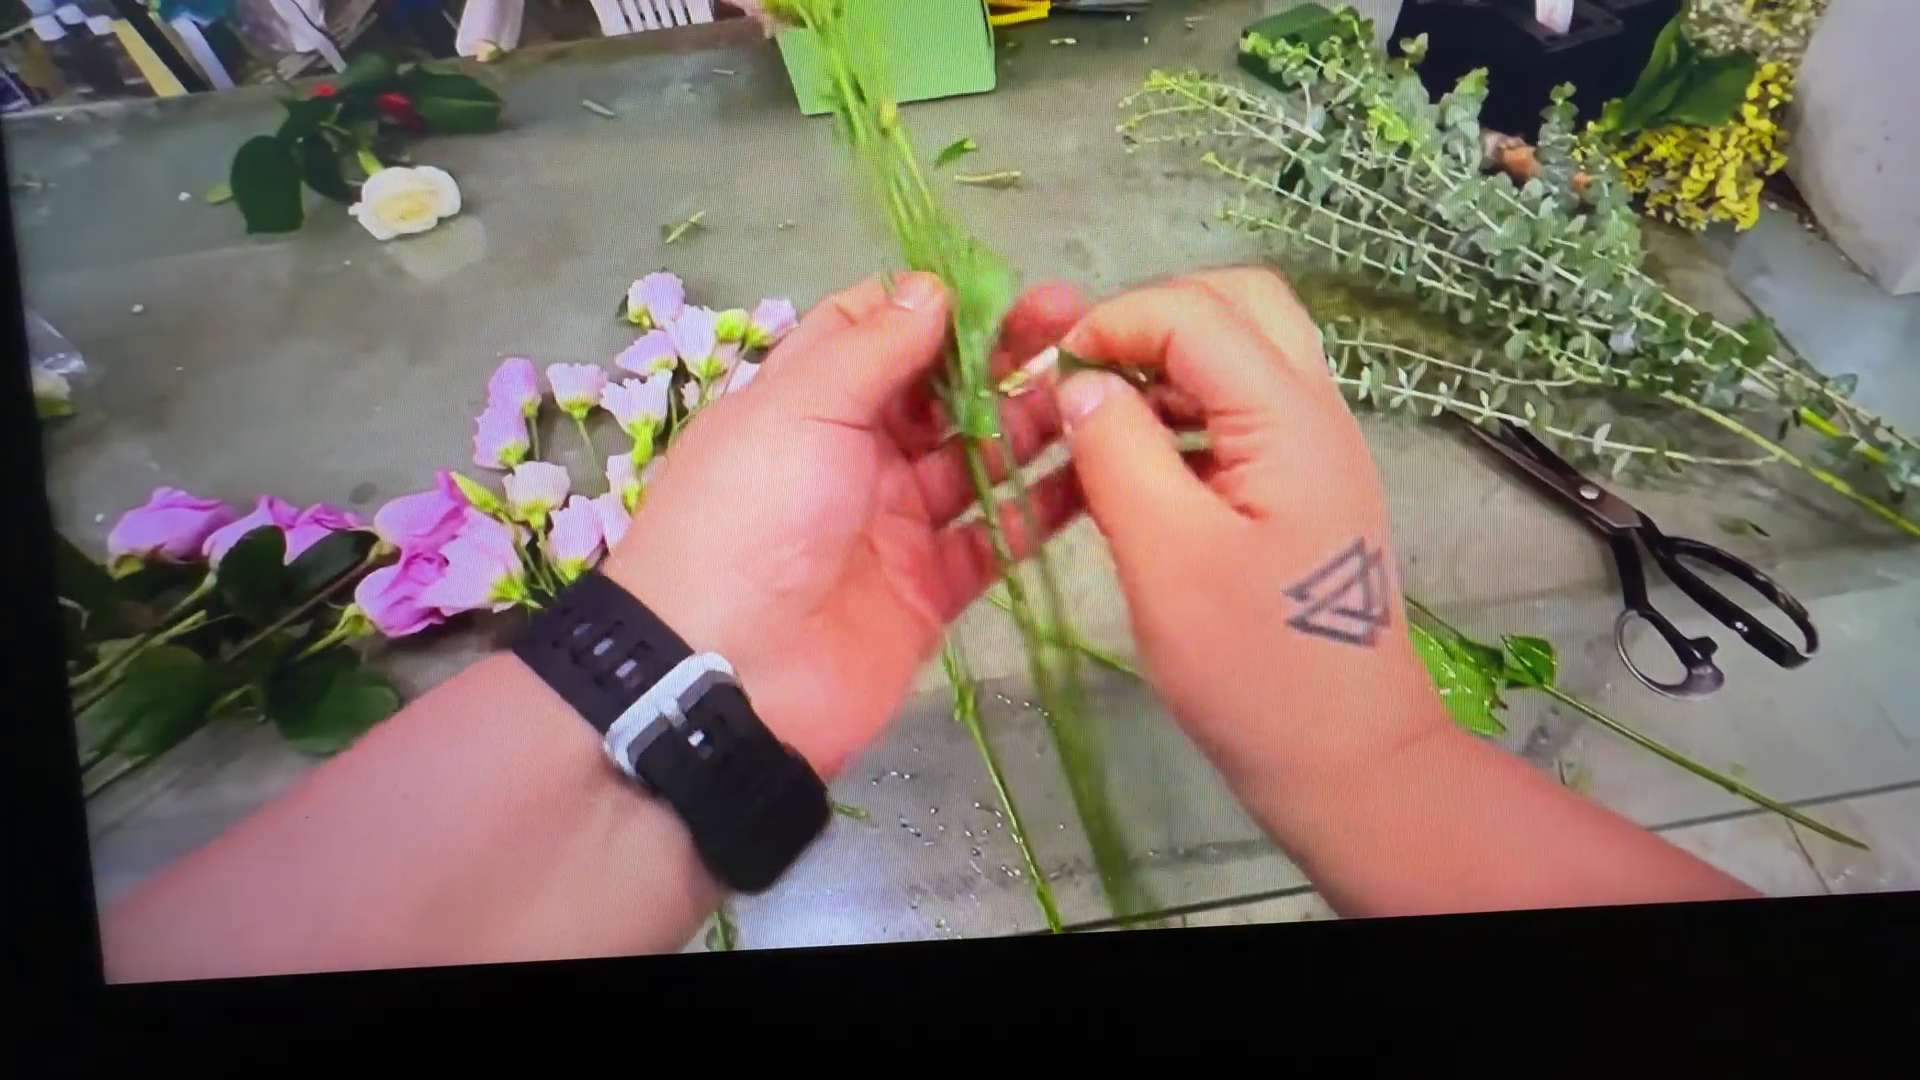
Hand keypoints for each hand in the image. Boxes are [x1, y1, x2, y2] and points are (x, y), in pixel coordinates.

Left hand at [601, 272, 1087, 777]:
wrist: (735, 676)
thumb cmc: (754, 518)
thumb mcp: (799, 408)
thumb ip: (871, 349)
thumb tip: (932, 288)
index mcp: (811, 402)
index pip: (876, 332)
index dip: (935, 305)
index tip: (999, 288)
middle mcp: (857, 455)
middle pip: (941, 391)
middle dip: (1001, 354)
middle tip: (1073, 322)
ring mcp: (899, 522)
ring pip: (978, 459)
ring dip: (1032, 423)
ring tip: (1094, 391)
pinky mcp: (935, 584)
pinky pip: (997, 537)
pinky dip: (1042, 509)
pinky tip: (1096, 472)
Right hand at [1049, 267, 1447, 793]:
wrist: (1342, 754)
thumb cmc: (1251, 665)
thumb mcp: (1166, 557)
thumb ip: (1118, 453)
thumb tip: (1079, 383)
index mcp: (1290, 420)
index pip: (1197, 314)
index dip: (1114, 323)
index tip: (1050, 374)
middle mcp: (1315, 414)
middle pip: (1238, 305)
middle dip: (1150, 319)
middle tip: (1086, 373)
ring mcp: (1312, 449)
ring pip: (1242, 352)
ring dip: (1165, 362)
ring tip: (1102, 413)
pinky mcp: (1296, 485)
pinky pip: (1237, 411)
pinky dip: (1180, 410)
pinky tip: (1137, 459)